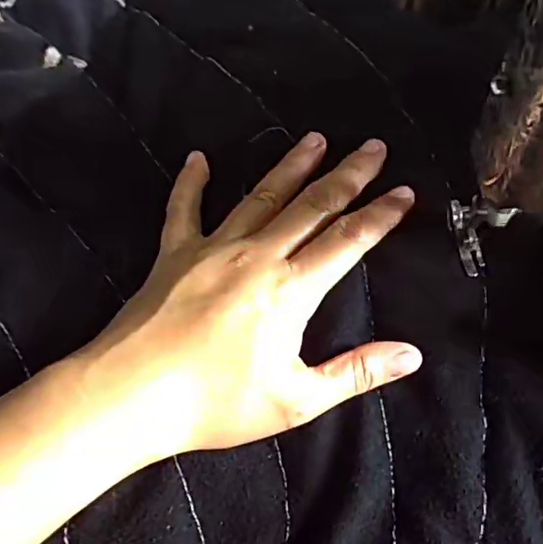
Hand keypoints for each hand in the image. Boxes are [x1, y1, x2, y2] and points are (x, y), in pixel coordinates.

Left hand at [72, 133, 421, 457]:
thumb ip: (356, 373)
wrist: (131, 396)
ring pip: (261, 197)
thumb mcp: (296, 400)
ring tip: (314, 139)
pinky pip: (184, 210)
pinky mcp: (172, 256)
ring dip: (291, 167)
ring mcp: (211, 251)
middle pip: (311, 206)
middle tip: (373, 147)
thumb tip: (411, 354)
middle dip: (348, 175)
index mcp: (290, 291)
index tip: (404, 192)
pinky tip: (199, 159)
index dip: (380, 216)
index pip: (347, 241)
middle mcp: (255, 258)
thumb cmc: (216, 404)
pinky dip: (192, 183)